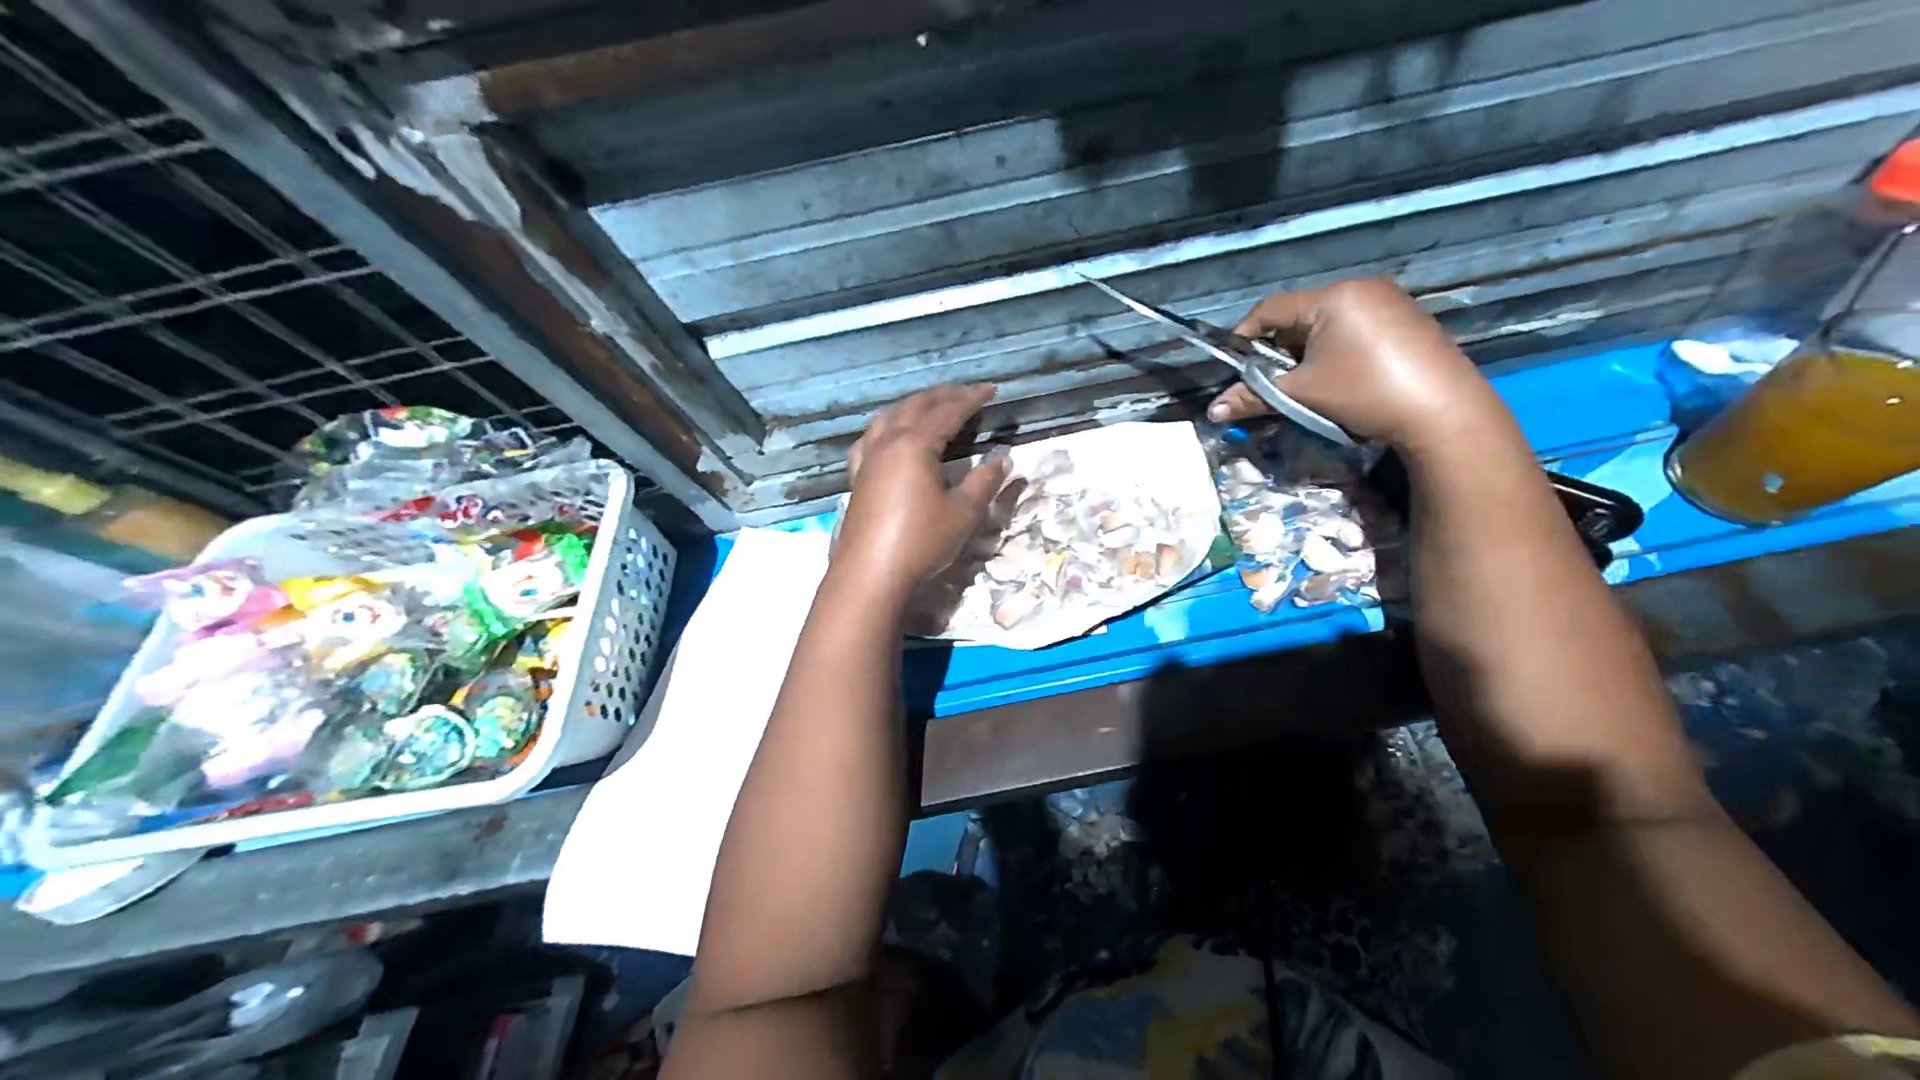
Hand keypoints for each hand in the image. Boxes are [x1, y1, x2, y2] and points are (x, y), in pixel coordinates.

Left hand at [836, 384, 1009, 596]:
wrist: (871, 574)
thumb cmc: (921, 541)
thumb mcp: (963, 513)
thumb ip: (984, 482)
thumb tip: (1002, 458)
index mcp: (914, 445)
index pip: (947, 412)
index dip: (971, 399)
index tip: (991, 390)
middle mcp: (887, 443)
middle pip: (915, 406)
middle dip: (943, 395)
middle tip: (966, 393)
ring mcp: (868, 460)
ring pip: (889, 417)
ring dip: (913, 406)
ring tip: (930, 406)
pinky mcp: (857, 478)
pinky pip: (869, 440)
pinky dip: (885, 427)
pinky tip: (887, 435)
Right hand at [1205, 278, 1509, 453]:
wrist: (1443, 412)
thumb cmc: (1364, 392)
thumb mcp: (1302, 394)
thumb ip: (1253, 397)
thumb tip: (1213, 410)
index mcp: (1333, 297)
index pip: (1270, 308)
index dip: (1245, 335)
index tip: (1234, 363)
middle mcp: (1361, 290)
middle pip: (1299, 316)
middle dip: (1278, 349)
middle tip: (1269, 381)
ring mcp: (1389, 304)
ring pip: (1326, 325)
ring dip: (1306, 353)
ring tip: (1303, 386)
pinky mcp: (1407, 322)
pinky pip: (1354, 330)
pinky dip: (1334, 353)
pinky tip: (1339, 380)